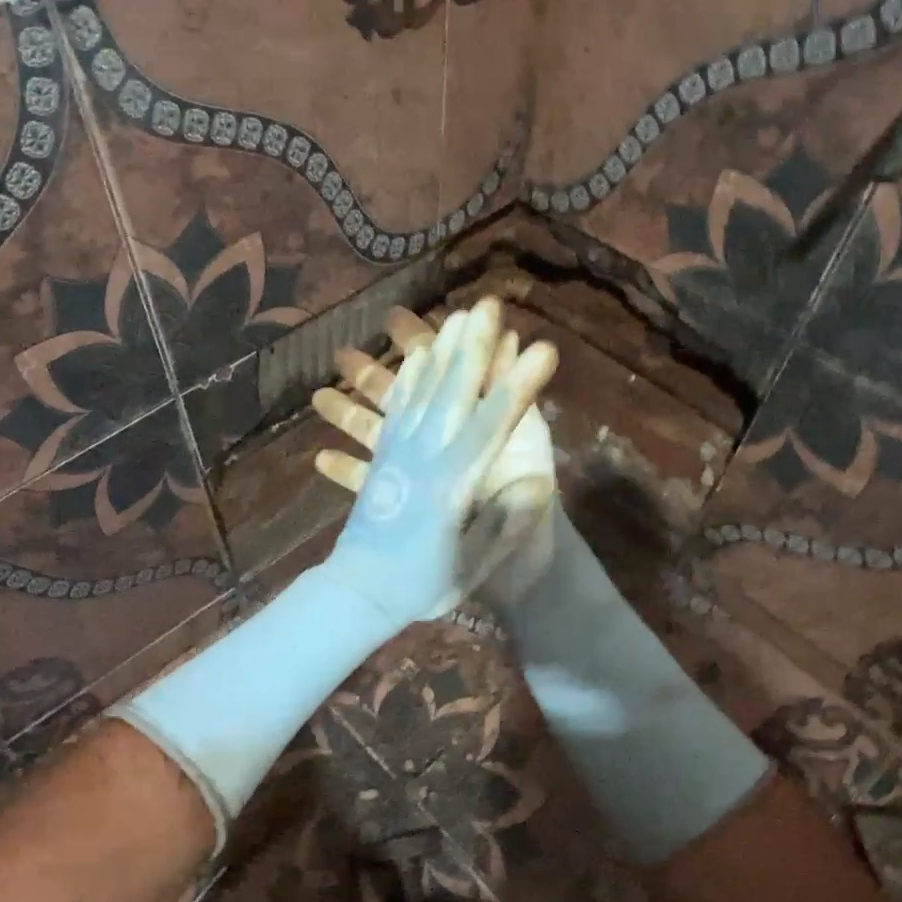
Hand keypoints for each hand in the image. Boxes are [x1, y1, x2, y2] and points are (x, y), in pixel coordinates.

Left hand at [309, 298, 556, 627]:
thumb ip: (502, 525)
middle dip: (471, 348)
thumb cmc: (424, 589)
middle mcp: (423, 460)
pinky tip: (410, 360)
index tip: (543, 349)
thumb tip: (536, 484)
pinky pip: (393, 411)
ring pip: (418, 394)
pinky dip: (404, 383)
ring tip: (450, 317)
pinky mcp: (380, 459)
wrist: (359, 595)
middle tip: (487, 306)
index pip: (491, 426)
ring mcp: (396, 456)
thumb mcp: (470, 567)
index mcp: (451, 486)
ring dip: (435, 354)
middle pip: (451, 395)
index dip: (517, 386)